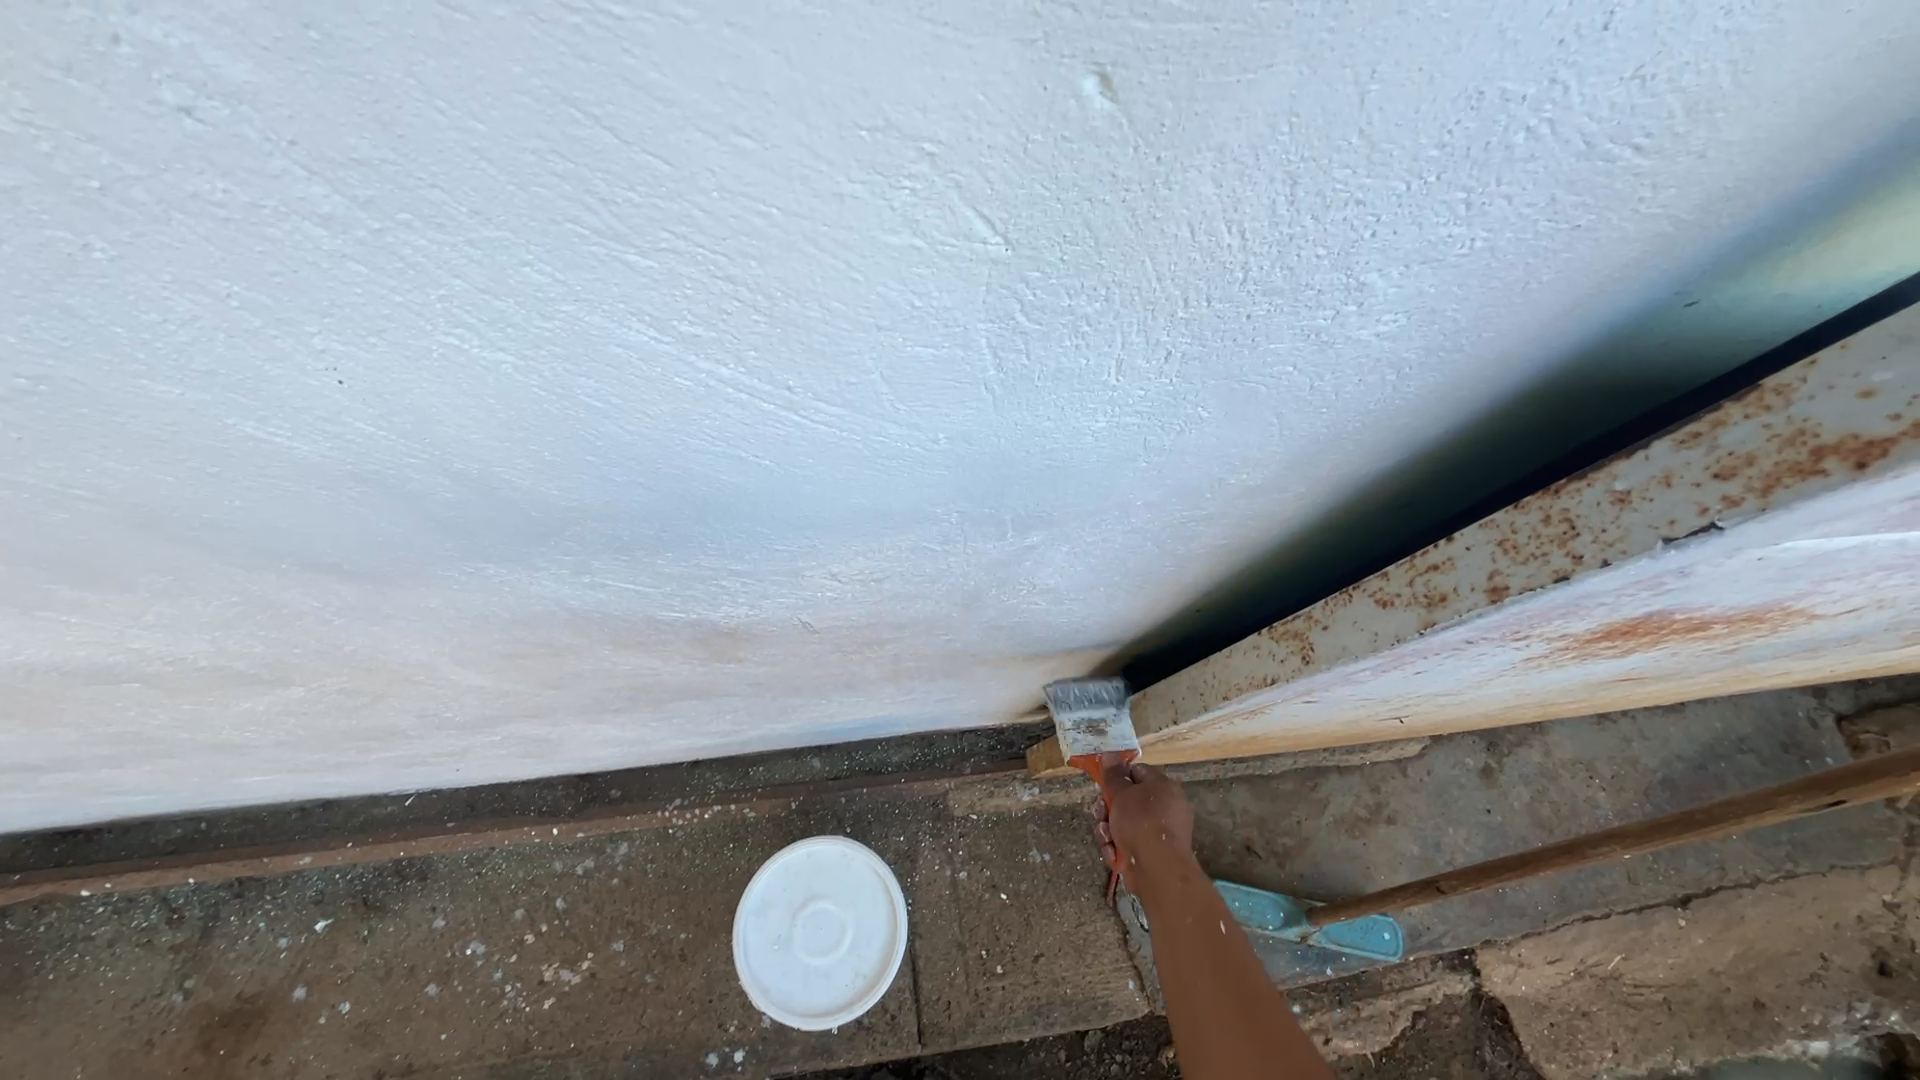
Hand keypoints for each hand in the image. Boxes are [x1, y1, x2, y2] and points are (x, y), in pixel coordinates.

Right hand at [1093, 758, 1196, 886]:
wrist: (1157, 867)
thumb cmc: (1141, 821)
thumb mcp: (1122, 793)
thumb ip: (1113, 775)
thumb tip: (1109, 754)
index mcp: (1164, 787)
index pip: (1138, 772)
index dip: (1118, 777)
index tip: (1103, 786)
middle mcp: (1165, 807)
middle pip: (1128, 800)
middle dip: (1108, 808)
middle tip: (1100, 814)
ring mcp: (1160, 832)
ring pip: (1124, 824)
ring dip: (1109, 829)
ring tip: (1106, 836)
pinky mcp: (1152, 853)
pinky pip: (1129, 843)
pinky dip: (1118, 847)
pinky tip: (1113, 852)